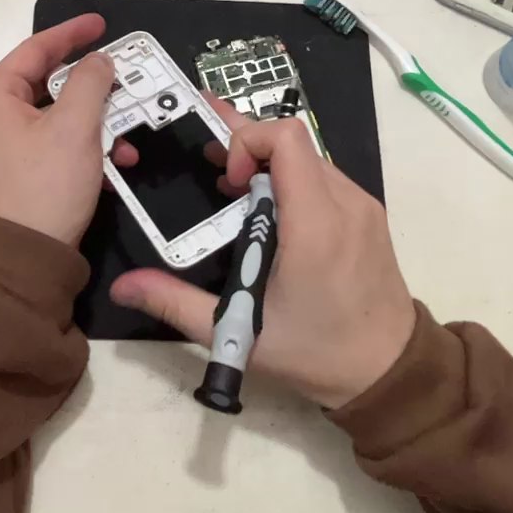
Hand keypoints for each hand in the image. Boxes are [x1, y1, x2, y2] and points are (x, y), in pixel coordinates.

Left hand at [0, 14, 133, 245]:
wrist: (28, 258)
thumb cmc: (47, 184)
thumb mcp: (75, 126)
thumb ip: (91, 82)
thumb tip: (99, 60)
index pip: (34, 49)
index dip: (71, 33)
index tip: (102, 24)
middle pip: (47, 83)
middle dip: (92, 88)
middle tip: (122, 80)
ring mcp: (4, 145)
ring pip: (57, 116)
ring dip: (96, 123)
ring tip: (127, 139)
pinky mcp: (19, 169)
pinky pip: (55, 142)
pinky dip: (85, 146)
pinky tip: (115, 164)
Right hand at [109, 109, 416, 408]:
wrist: (390, 374)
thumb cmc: (315, 351)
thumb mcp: (238, 331)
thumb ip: (176, 302)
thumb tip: (122, 286)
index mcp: (315, 224)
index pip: (286, 139)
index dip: (247, 140)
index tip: (227, 180)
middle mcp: (345, 203)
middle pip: (293, 142)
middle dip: (247, 146)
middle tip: (209, 165)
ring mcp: (362, 206)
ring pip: (308, 156)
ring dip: (269, 164)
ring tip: (232, 188)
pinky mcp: (368, 216)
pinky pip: (324, 176)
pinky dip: (291, 179)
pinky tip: (267, 208)